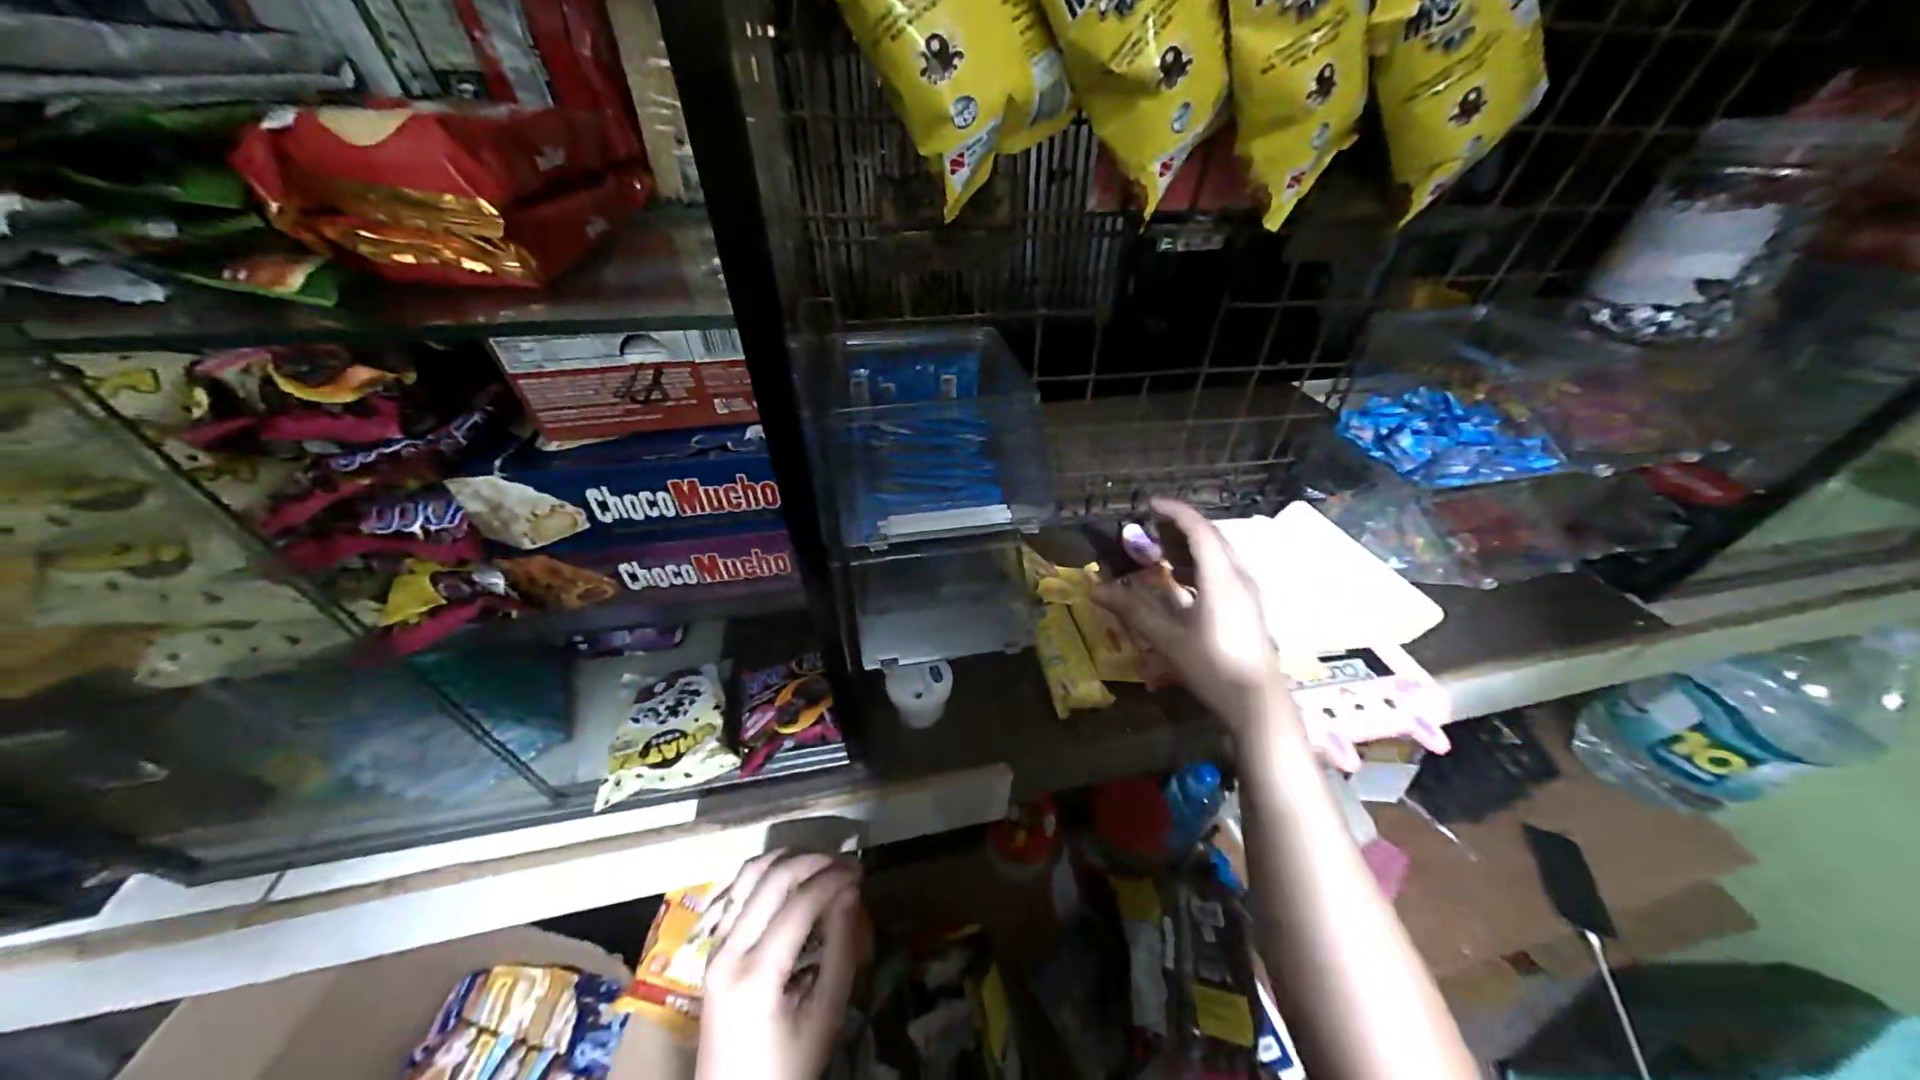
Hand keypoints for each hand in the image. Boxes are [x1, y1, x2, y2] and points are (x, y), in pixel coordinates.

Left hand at [695, 851, 860, 1079]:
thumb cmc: (786, 1068)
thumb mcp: (825, 1014)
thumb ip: (841, 948)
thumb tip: (851, 891)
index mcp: (756, 974)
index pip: (800, 903)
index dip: (834, 878)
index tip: (861, 870)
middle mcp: (728, 951)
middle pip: (772, 878)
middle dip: (814, 861)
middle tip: (846, 863)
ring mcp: (714, 948)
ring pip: (748, 876)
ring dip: (787, 860)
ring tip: (821, 862)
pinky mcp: (712, 949)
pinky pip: (737, 892)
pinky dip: (765, 874)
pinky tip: (790, 876)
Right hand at [1095, 497, 1289, 728]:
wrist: (1257, 703)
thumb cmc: (1212, 667)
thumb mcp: (1167, 638)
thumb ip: (1132, 610)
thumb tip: (1096, 589)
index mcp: (1220, 578)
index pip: (1199, 530)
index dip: (1175, 512)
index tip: (1150, 504)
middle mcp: (1238, 577)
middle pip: (1212, 538)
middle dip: (1181, 526)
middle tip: (1151, 526)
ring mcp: (1247, 593)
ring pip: (1220, 555)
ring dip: (1191, 545)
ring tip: (1162, 549)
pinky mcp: (1248, 607)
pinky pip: (1223, 571)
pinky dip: (1200, 564)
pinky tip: (1182, 580)